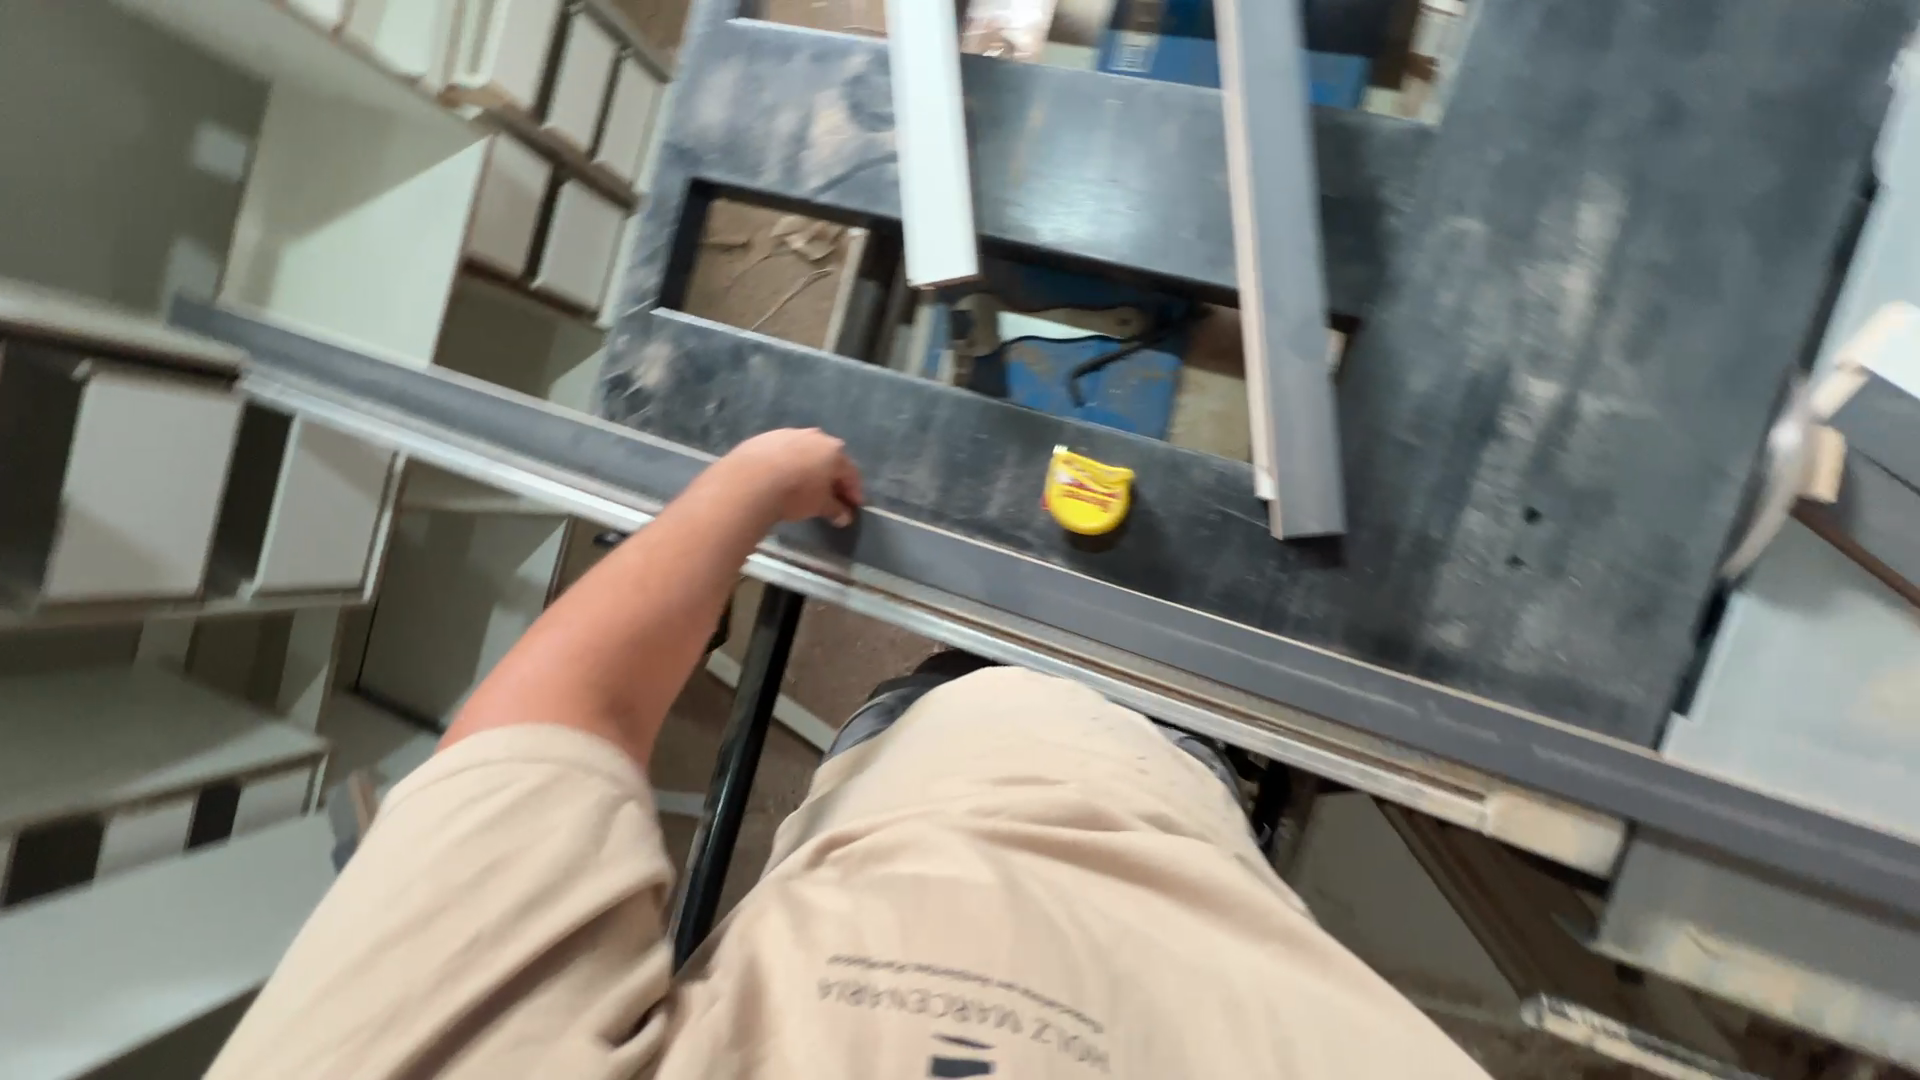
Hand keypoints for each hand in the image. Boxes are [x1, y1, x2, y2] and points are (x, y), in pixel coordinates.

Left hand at [717, 428, 863, 526]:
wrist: (750, 481)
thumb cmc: (796, 493)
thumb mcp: (819, 506)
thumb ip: (835, 510)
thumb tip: (845, 517)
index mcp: (835, 451)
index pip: (851, 473)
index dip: (854, 491)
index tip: (853, 506)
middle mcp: (816, 436)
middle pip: (829, 459)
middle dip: (832, 477)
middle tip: (831, 496)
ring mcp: (790, 433)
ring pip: (806, 452)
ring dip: (809, 467)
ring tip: (804, 486)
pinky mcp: (766, 437)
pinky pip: (784, 451)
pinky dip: (787, 463)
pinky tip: (781, 477)